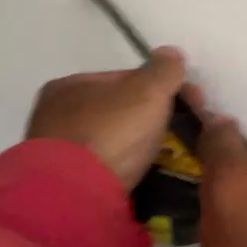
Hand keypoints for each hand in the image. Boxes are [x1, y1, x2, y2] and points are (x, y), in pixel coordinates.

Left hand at [26, 47, 191, 189]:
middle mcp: (56, 113)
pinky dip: (127, 167)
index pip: (126, 79)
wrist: (77, 194)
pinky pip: (106, 166)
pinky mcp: (66, 181)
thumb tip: (171, 53)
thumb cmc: (112, 133)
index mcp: (70, 85)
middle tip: (182, 135)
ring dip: (139, 146)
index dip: (162, 89)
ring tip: (167, 159)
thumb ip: (164, 71)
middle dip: (151, 119)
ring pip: (113, 140)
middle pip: (119, 110)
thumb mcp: (147, 92)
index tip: (190, 105)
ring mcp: (57, 150)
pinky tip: (144, 175)